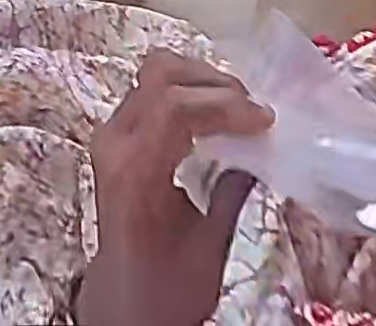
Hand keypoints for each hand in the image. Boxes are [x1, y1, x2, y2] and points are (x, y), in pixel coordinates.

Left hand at [75, 50, 272, 325]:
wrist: (123, 303)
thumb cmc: (167, 285)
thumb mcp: (210, 247)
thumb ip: (233, 189)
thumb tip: (261, 145)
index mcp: (133, 172)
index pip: (174, 109)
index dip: (224, 105)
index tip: (263, 118)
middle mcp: (115, 141)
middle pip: (162, 77)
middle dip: (214, 84)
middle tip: (251, 108)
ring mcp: (112, 130)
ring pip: (155, 72)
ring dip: (200, 78)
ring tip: (236, 102)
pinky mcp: (118, 128)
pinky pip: (152, 87)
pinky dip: (187, 87)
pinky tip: (214, 107)